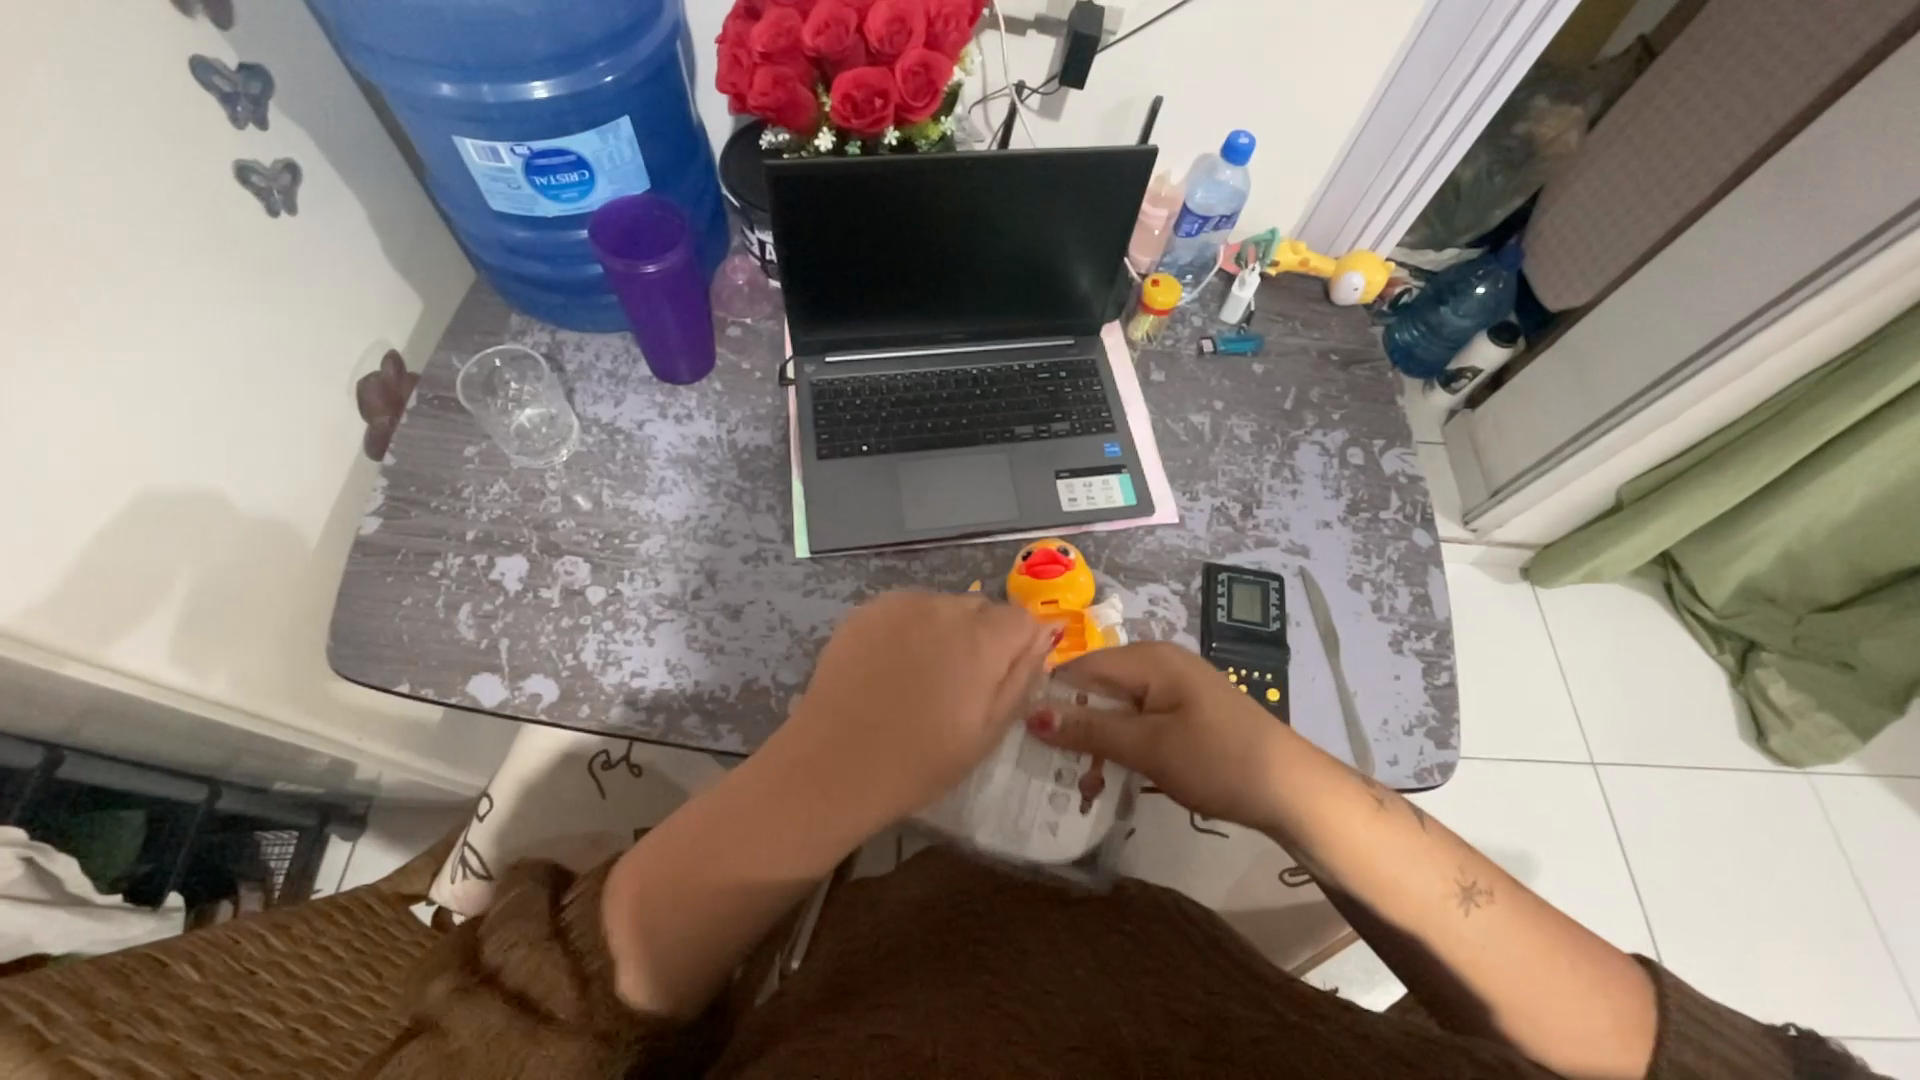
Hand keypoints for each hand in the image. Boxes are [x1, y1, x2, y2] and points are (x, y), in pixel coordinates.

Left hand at [771, 591, 1052, 826]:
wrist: (834, 764)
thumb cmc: (920, 761)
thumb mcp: (988, 732)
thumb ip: (1022, 677)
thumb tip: (1045, 638)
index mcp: (983, 639)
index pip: (1024, 619)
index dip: (1020, 648)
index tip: (1001, 680)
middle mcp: (945, 607)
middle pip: (983, 609)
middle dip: (983, 638)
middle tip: (959, 687)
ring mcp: (901, 604)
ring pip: (942, 607)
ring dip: (944, 631)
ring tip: (919, 679)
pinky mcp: (866, 610)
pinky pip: (906, 610)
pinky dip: (909, 630)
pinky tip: (890, 668)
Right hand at [1028, 641, 1293, 828]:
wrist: (1293, 790)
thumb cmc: (1218, 760)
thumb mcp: (1148, 747)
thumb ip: (1089, 730)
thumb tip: (1031, 715)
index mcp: (1149, 658)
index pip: (1078, 667)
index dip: (1047, 697)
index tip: (1018, 733)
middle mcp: (1159, 663)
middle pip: (1096, 687)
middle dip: (1071, 724)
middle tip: (1045, 765)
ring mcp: (1175, 689)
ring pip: (1116, 708)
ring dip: (1096, 741)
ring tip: (1079, 782)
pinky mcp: (1186, 714)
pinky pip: (1139, 722)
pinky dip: (1121, 746)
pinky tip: (1110, 777)